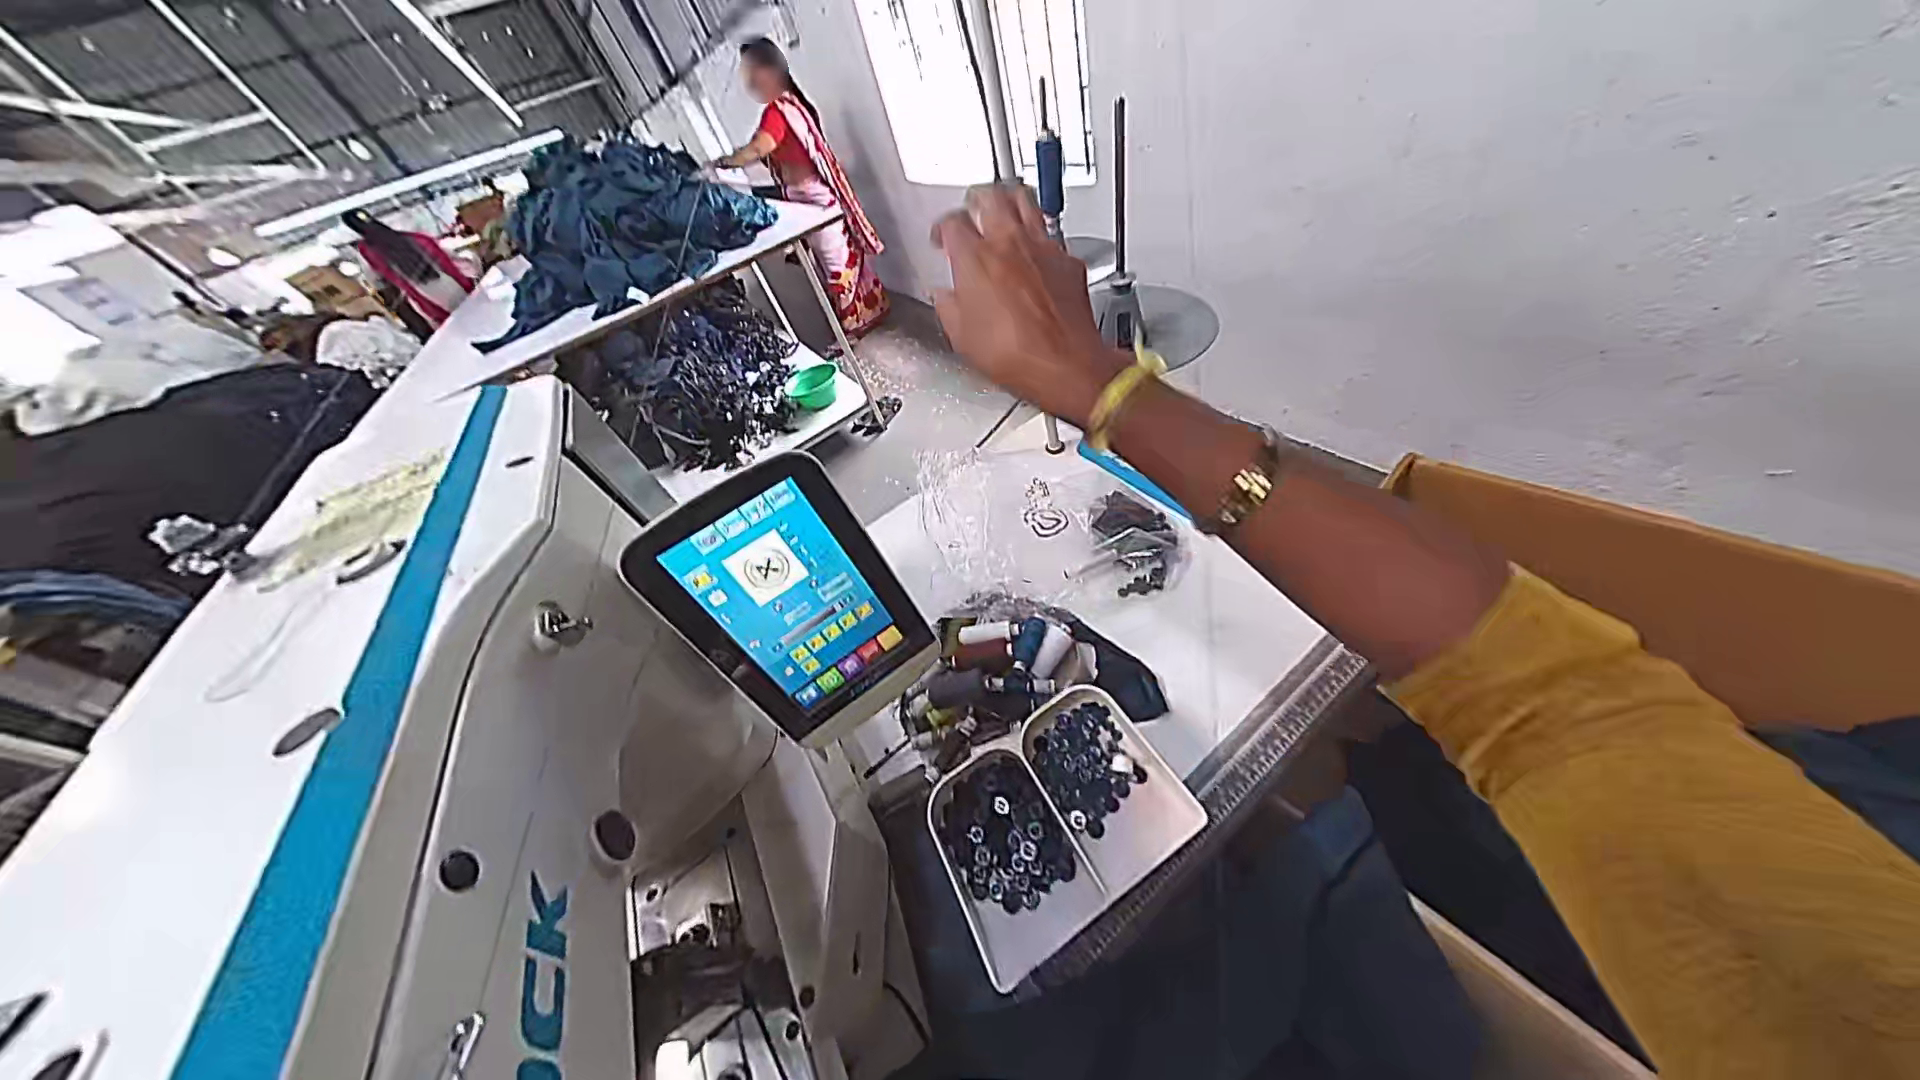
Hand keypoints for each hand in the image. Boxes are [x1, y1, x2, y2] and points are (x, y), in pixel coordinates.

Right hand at [930, 184, 1127, 426]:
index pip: (952, 223)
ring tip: (1003, 206)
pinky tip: (1035, 246)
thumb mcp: (963, 338)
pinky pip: (1050, 232)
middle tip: (971, 208)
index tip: (942, 237)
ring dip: (1009, 200)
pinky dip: (1038, 232)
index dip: (942, 228)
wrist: (1064, 364)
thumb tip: (944, 297)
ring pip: (1024, 200)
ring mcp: (1041, 247)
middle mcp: (1009, 243)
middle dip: (975, 200)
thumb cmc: (1018, 355)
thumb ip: (948, 307)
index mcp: (975, 258)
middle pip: (989, 196)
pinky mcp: (1066, 259)